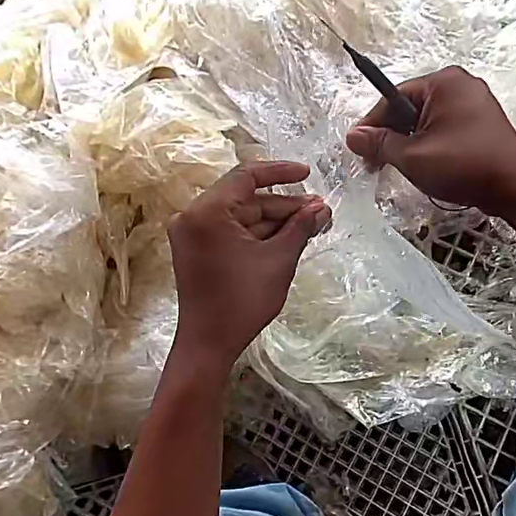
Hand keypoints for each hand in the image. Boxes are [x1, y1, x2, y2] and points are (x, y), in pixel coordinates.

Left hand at [168, 160, 331, 362]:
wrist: (209, 343)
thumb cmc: (242, 301)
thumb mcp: (278, 260)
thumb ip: (300, 227)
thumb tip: (322, 208)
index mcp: (207, 212)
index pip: (246, 176)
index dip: (280, 172)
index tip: (307, 173)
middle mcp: (194, 216)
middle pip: (246, 199)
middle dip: (284, 205)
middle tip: (320, 211)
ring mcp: (193, 234)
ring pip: (242, 217)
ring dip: (275, 221)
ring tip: (312, 224)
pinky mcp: (198, 250)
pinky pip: (232, 231)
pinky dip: (259, 234)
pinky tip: (289, 237)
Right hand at [344, 66, 515, 216]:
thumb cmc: (465, 166)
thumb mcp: (413, 156)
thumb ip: (380, 143)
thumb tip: (353, 136)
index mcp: (444, 81)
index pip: (393, 97)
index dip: (373, 124)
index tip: (358, 147)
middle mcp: (461, 85)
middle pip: (410, 108)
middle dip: (392, 136)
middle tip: (375, 163)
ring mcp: (475, 104)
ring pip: (428, 122)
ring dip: (411, 144)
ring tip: (402, 168)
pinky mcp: (483, 124)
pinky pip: (446, 130)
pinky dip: (432, 146)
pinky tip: (427, 167)